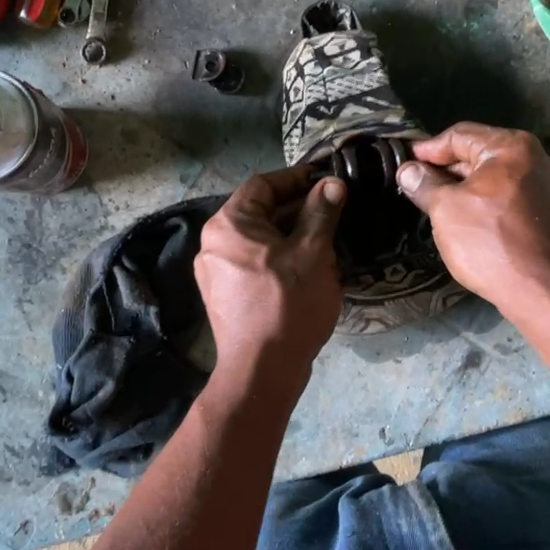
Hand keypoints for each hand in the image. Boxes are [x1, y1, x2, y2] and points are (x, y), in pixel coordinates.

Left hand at [194, 167, 347, 392]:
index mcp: (228, 224)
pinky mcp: (225, 295)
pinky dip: (280, 257)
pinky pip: (255, 262)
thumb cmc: (287, 304)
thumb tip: (332, 184)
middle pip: (260, 211)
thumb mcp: (312, 253)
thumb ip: (321, 213)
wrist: (262, 371)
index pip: (263, 184)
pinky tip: (308, 267)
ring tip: (328, 238)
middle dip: (299, 208)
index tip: (328, 180)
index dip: (297, 178)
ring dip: (293, 234)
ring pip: (260, 239)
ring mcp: (216, 272)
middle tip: (335, 210)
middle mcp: (214, 243)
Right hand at [396, 123, 549, 305]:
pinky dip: (485, 200)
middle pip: (479, 153)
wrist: (539, 290)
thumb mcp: (445, 209)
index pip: (459, 135)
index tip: (404, 162)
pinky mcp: (549, 211)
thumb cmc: (489, 241)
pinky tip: (466, 218)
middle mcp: (536, 157)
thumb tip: (408, 170)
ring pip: (494, 176)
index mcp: (512, 146)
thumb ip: (425, 184)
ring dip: (464, 186)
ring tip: (436, 202)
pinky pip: (508, 195)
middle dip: (446, 168)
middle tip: (416, 184)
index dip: (428, 149)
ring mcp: (547, 185)